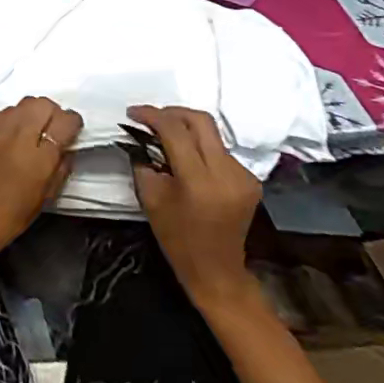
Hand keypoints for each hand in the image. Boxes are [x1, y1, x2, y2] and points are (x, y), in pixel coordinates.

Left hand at [0, 97, 82, 268]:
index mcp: (40, 155)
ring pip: (24, 103)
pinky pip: (7, 111)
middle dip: (54, 113)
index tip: (73, 131)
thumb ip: (62, 164)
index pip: (65, 121)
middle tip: (54, 130)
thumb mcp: (49, 193)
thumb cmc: (15, 212)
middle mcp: (19, 134)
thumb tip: (67, 145)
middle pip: (43, 104)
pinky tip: (15, 135)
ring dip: (34, 113)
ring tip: (34, 132)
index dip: (73, 123)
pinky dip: (16, 117)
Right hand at [129, 105, 261, 308]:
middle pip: (201, 121)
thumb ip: (144, 160)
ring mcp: (243, 176)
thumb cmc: (176, 237)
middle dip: (172, 113)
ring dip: (186, 130)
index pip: (175, 130)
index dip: (151, 115)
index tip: (132, 112)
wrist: (216, 269)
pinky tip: (187, 158)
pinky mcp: (250, 180)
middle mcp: (227, 173)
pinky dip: (200, 147)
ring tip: (164, 138)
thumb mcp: (149, 197)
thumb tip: (139, 135)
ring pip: (212, 134)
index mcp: (199, 180)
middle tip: (150, 118)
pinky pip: (221, 151)